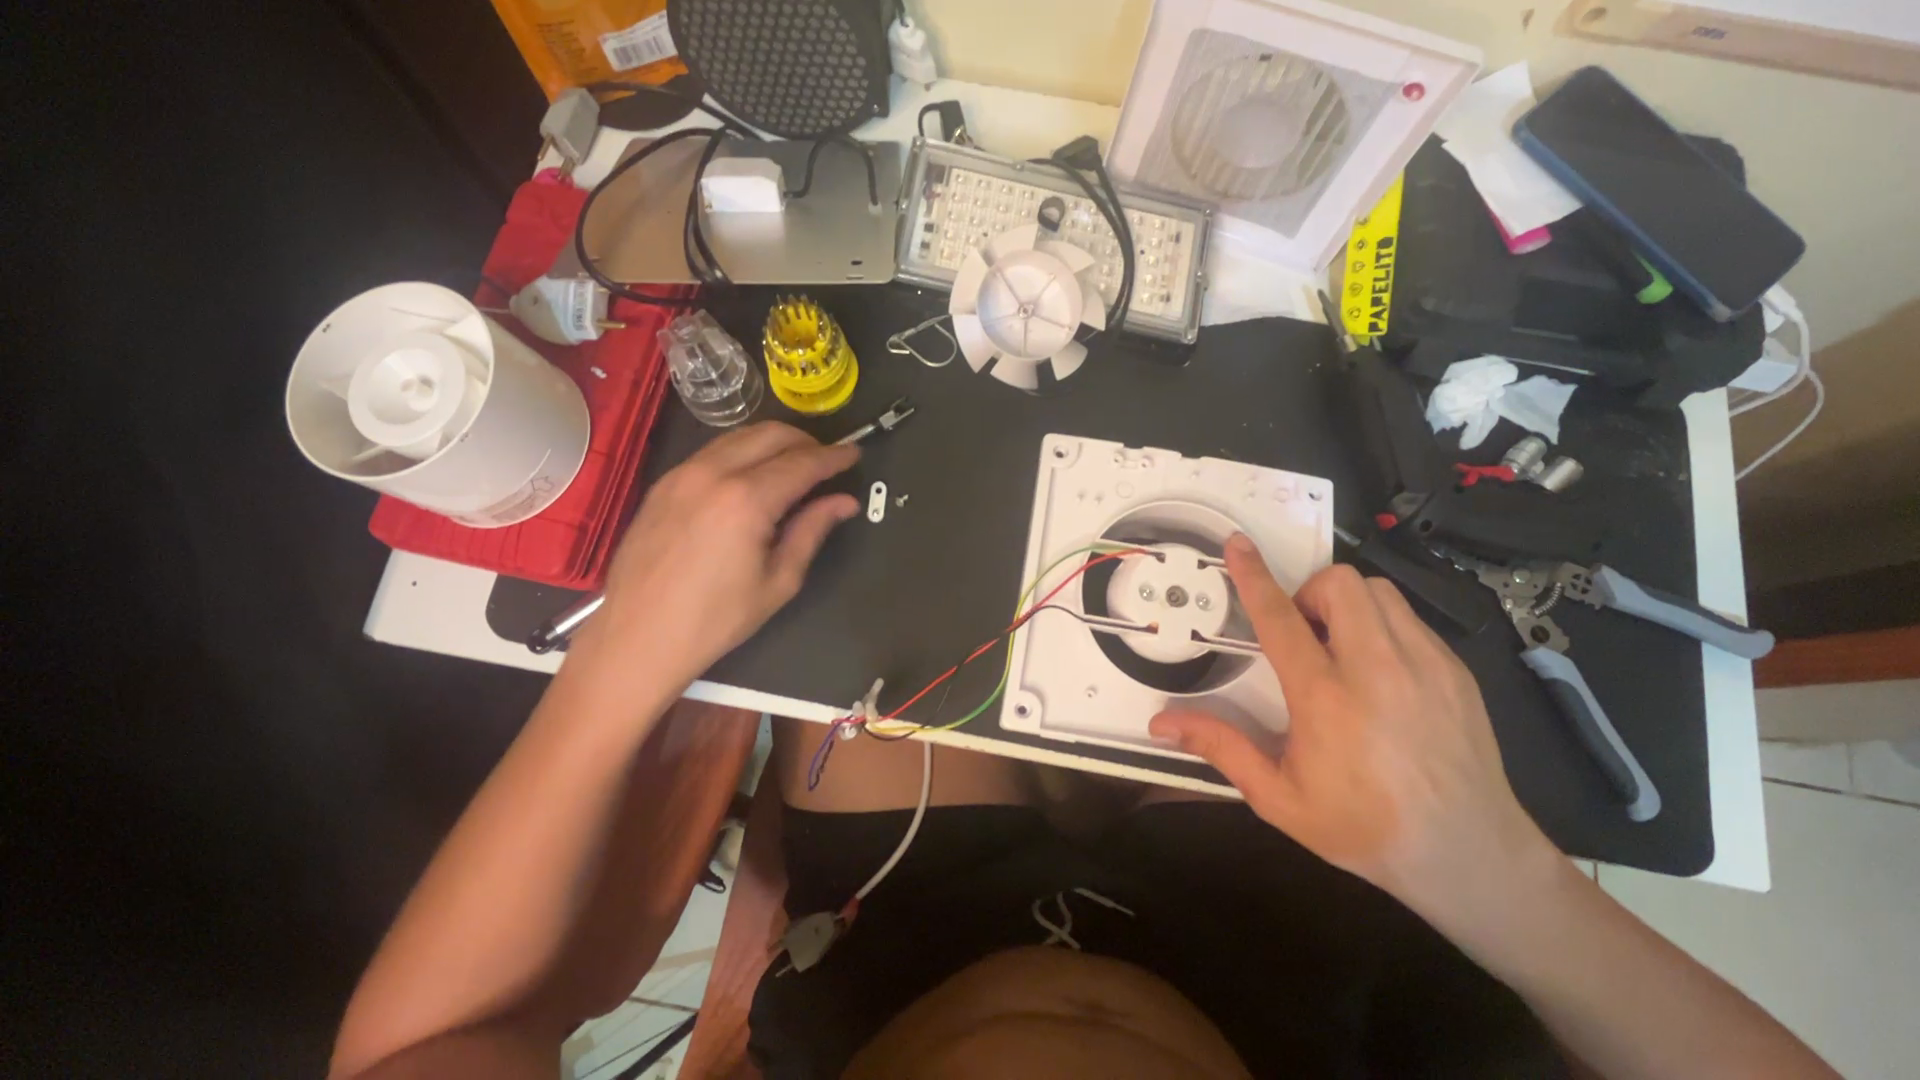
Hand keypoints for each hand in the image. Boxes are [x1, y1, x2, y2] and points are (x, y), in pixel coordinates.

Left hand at [579, 422, 860, 684]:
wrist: (638, 635)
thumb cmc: (716, 619)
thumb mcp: (778, 580)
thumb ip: (811, 531)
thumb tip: (843, 502)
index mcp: (746, 499)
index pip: (802, 463)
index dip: (833, 457)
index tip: (854, 455)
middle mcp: (712, 473)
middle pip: (770, 435)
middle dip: (805, 442)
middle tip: (826, 462)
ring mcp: (682, 474)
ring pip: (737, 437)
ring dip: (772, 443)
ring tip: (793, 467)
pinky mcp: (662, 484)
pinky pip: (711, 453)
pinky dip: (741, 453)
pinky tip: (751, 478)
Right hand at [1150, 535, 1556, 917]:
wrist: (1468, 853)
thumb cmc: (1362, 827)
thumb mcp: (1279, 798)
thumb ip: (1222, 748)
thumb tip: (1162, 722)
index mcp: (1324, 696)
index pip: (1280, 616)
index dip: (1253, 575)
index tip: (1238, 544)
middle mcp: (1377, 667)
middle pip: (1339, 584)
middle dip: (1310, 592)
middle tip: (1303, 634)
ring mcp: (1425, 664)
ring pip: (1380, 592)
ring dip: (1349, 605)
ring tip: (1342, 649)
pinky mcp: (1457, 671)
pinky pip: (1412, 621)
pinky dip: (1386, 628)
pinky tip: (1382, 675)